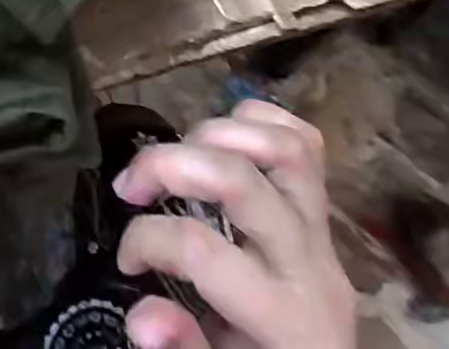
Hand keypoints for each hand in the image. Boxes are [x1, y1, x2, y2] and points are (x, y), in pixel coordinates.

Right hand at [113, 100, 356, 348]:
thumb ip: (183, 348)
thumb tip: (140, 315)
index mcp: (286, 317)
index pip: (201, 249)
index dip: (144, 241)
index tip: (125, 262)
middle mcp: (309, 261)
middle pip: (238, 178)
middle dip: (165, 164)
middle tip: (130, 185)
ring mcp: (321, 227)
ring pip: (282, 147)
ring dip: (213, 134)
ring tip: (176, 157)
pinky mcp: (322, 205)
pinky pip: (303, 141)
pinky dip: (255, 123)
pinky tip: (218, 141)